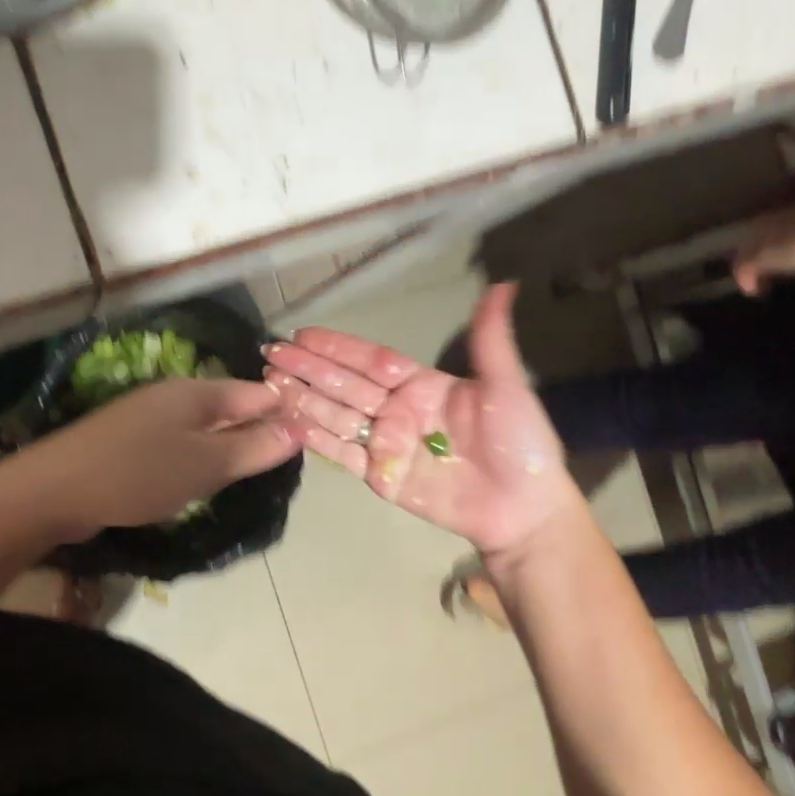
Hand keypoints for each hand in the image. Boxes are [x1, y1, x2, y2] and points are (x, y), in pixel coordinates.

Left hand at [7, 379, 298, 538]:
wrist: (56, 489)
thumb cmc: (138, 474)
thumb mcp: (204, 465)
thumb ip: (251, 449)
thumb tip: (299, 430)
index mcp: (196, 393)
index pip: (256, 393)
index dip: (285, 411)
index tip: (313, 436)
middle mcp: (173, 396)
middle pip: (228, 407)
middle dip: (258, 428)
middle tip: (287, 460)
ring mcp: (147, 418)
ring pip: (201, 427)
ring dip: (226, 445)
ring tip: (252, 471)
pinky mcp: (128, 443)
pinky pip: (176, 444)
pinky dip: (196, 458)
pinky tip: (200, 479)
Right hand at [263, 284, 578, 558]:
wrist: (524, 508)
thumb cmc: (520, 444)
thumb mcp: (507, 386)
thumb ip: (490, 340)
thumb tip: (503, 287)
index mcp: (421, 385)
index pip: (370, 360)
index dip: (338, 348)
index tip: (303, 334)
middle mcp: (396, 410)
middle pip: (344, 386)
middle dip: (307, 369)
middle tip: (271, 353)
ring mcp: (384, 444)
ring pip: (336, 416)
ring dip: (303, 399)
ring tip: (270, 383)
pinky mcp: (378, 476)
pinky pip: (342, 454)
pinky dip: (316, 439)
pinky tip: (291, 421)